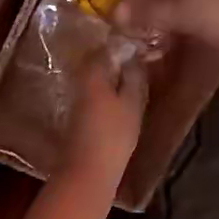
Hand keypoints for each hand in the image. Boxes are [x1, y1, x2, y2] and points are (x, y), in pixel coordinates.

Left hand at [62, 51, 148, 188]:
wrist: (88, 172)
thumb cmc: (113, 134)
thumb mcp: (131, 103)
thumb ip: (134, 77)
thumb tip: (134, 57)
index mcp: (93, 73)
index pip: (105, 48)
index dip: (123, 45)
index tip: (141, 46)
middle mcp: (80, 82)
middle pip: (99, 63)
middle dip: (118, 61)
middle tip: (141, 62)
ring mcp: (77, 99)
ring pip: (97, 79)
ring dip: (113, 77)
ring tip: (135, 80)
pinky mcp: (78, 116)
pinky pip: (95, 94)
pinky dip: (108, 92)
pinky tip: (122, 100)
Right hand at [114, 0, 218, 63]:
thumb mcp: (181, 11)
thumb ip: (148, 11)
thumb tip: (116, 13)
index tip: (117, 12)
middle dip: (143, 9)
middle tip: (124, 28)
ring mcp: (206, 3)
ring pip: (171, 10)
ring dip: (155, 23)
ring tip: (137, 39)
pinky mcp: (212, 24)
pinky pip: (183, 25)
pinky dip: (169, 33)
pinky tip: (158, 46)